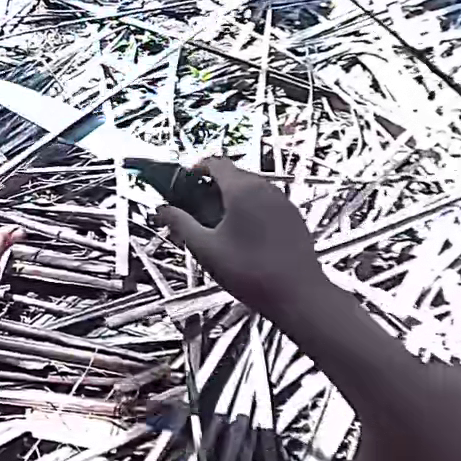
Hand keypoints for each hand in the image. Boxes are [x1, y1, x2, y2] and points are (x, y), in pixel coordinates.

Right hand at [158, 158, 324, 323]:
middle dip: (213, 185)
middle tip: (196, 205)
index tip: (185, 179)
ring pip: (252, 188)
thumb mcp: (206, 248)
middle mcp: (265, 189)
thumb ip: (181, 223)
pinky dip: (251, 208)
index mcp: (242, 190)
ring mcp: (284, 202)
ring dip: (233, 196)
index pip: (216, 163)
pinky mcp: (294, 218)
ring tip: (218, 221)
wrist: (299, 297)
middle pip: (234, 174)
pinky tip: (244, 234)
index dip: (197, 167)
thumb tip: (161, 209)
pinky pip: (267, 202)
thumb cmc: (249, 272)